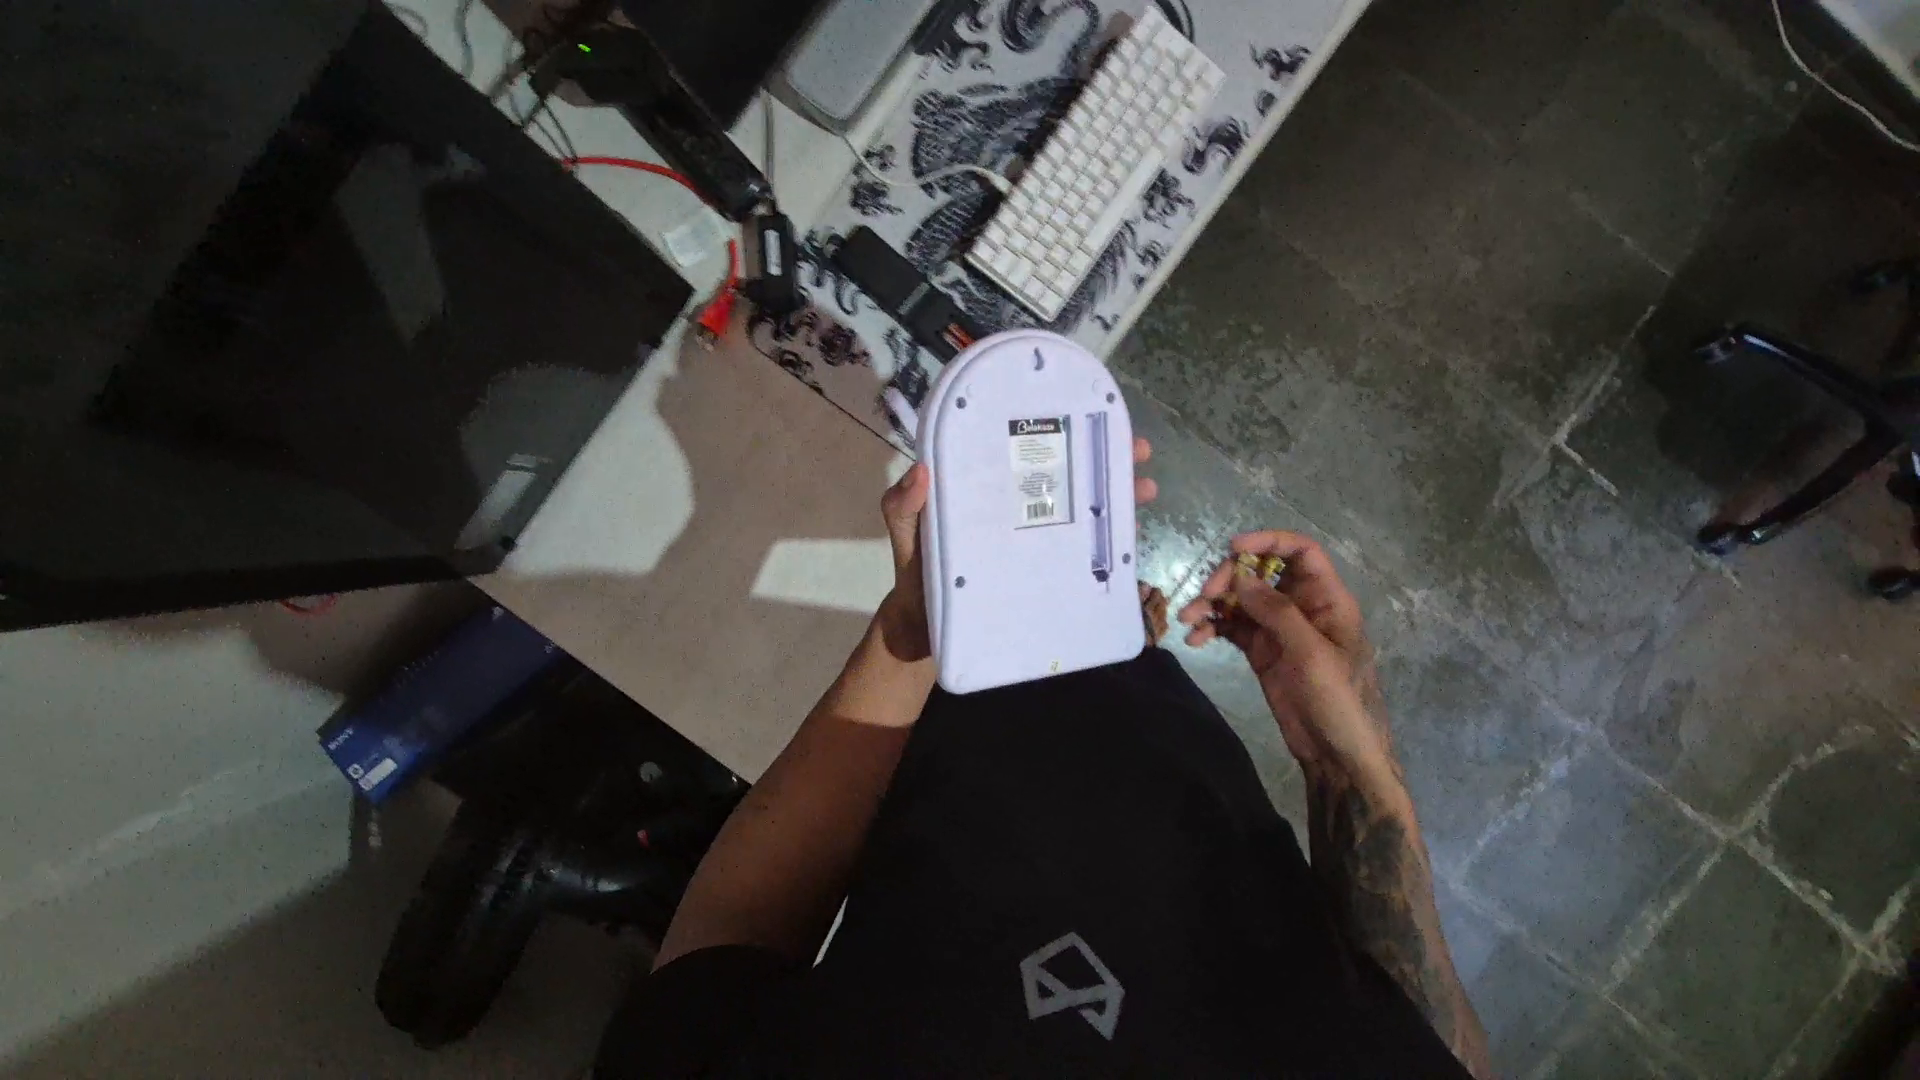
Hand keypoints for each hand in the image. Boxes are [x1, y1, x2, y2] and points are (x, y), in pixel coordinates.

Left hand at [873, 440, 1159, 662]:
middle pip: (1067, 471)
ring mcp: (1035, 536)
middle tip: (1137, 449)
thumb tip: (921, 471)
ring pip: (1082, 506)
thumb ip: (903, 507)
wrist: (926, 629)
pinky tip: (1132, 533)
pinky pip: (1082, 549)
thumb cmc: (918, 572)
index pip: (1026, 448)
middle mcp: (1018, 504)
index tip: (1087, 412)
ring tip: (1145, 488)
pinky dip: (1109, 539)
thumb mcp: (907, 534)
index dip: (1058, 427)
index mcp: (988, 486)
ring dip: (1117, 493)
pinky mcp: (1045, 568)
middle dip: (1105, 456)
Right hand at [1176, 531, 1395, 788]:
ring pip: (1241, 600)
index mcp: (1327, 600)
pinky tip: (1196, 640)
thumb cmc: (1340, 701)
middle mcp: (1301, 607)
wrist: (1337, 753)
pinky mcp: (1261, 651)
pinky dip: (1212, 628)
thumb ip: (1278, 613)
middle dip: (1229, 578)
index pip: (1301, 553)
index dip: (1269, 541)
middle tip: (1206, 596)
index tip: (1233, 548)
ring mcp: (1278, 629)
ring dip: (1212, 604)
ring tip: (1188, 619)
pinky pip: (1231, 628)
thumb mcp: (1312, 654)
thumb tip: (1242, 579)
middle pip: (1261, 573)